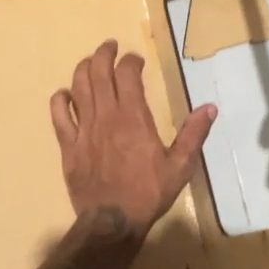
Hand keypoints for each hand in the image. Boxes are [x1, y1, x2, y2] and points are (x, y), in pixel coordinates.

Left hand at [51, 41, 216, 230]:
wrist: (112, 221)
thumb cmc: (149, 193)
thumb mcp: (180, 166)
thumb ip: (194, 134)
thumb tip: (210, 108)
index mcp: (133, 117)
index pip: (127, 74)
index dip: (131, 60)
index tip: (137, 59)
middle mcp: (105, 116)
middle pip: (98, 72)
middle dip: (104, 54)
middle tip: (110, 47)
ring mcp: (83, 130)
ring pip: (78, 88)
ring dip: (83, 69)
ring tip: (90, 62)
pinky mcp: (68, 146)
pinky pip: (59, 115)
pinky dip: (61, 99)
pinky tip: (65, 95)